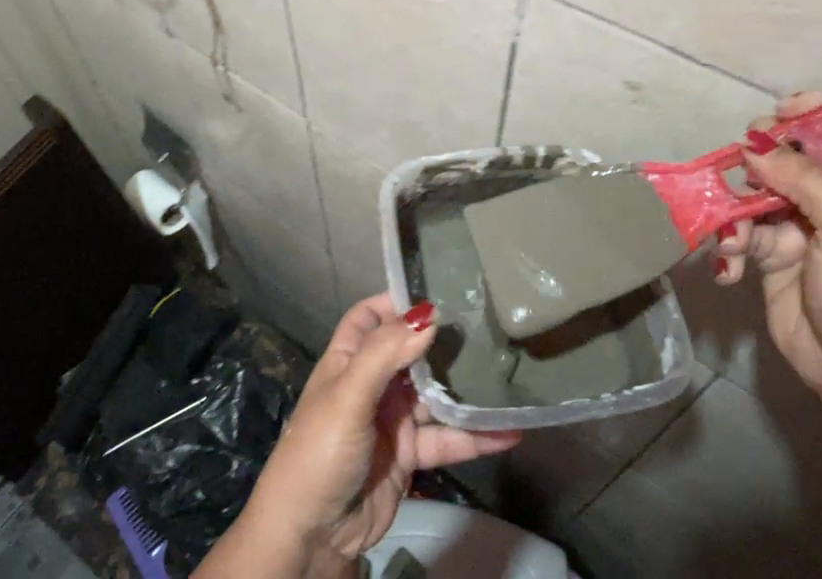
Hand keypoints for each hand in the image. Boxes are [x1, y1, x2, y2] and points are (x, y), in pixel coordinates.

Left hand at [239, 295, 521, 560]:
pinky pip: (447, 439)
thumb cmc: (320, 452)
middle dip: (442, 342)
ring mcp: (392, 421)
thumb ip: (385, 354)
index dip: (395, 302)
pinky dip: (476, 437)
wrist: (312, 532)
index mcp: (346, 362)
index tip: (438, 288)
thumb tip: (427, 314)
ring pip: (435, 397)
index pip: (369, 318)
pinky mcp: (409, 455)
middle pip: (410, 354)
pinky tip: (509, 431)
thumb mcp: (347, 396)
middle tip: (488, 326)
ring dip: (466, 391)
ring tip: (508, 375)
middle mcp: (371, 385)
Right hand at [715, 92, 821, 454]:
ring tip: (736, 237)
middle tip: (743, 156)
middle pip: (798, 158)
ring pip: (761, 194)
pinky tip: (731, 267)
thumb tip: (756, 147)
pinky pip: (744, 235)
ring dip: (740, 208)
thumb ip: (807, 183)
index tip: (785, 110)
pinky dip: (731, 246)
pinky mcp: (776, 260)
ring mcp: (806, 232)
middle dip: (767, 156)